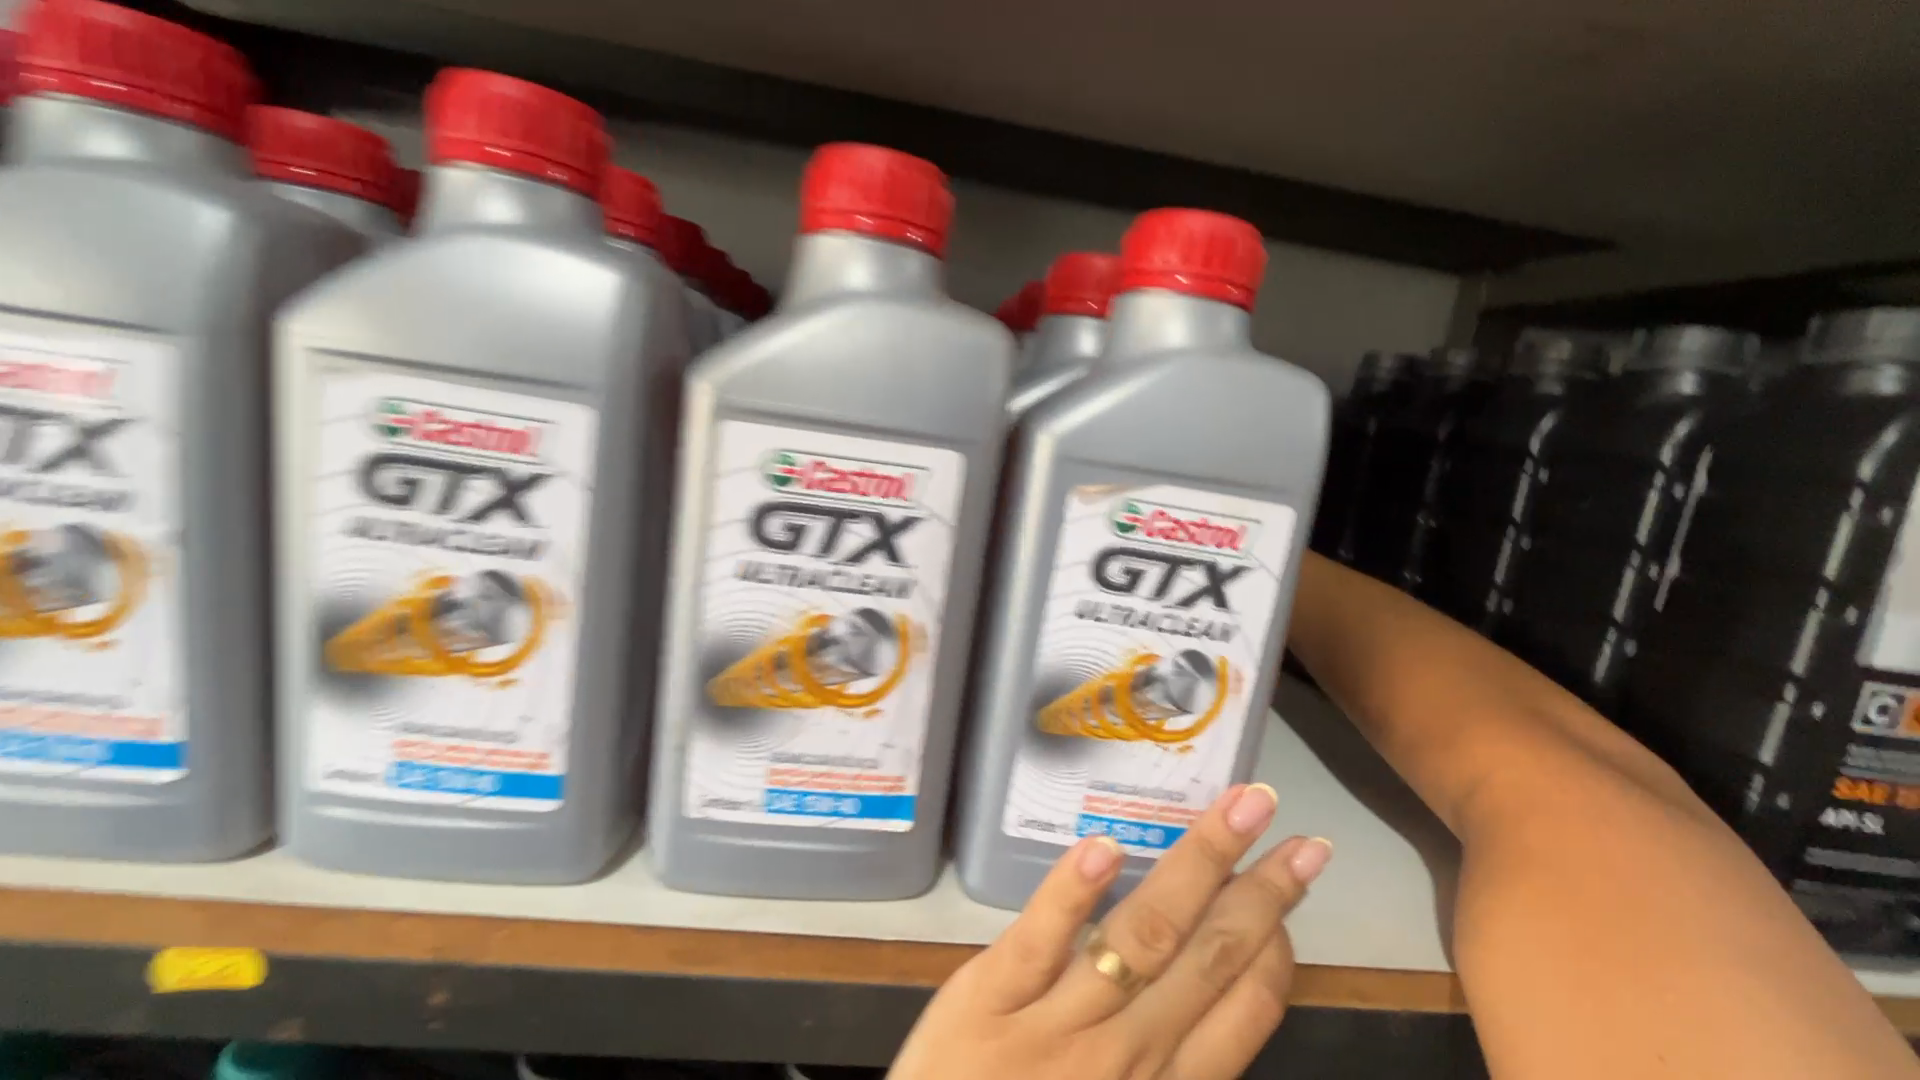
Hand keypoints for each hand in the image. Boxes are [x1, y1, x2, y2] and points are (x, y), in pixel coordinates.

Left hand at [890, 784, 1330, 1079]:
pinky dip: (1073, 893)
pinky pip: (1038, 939)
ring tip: (1240, 808)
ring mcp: (1054, 1020)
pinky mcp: (987, 996)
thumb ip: (1165, 1065)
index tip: (1290, 893)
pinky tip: (1108, 846)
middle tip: (1300, 834)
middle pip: (1205, 958)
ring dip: (1197, 864)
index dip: (1274, 946)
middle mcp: (1124, 1052)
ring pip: (1141, 933)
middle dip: (1261, 893)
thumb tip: (1213, 999)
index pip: (1242, 1010)